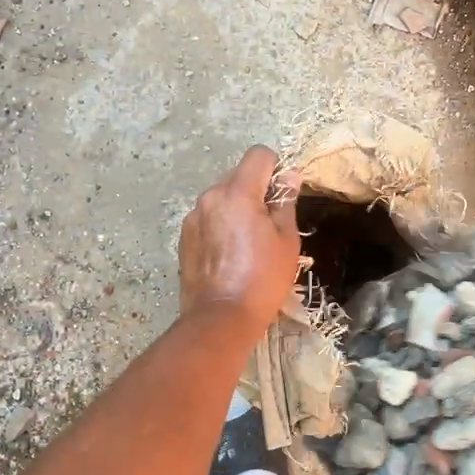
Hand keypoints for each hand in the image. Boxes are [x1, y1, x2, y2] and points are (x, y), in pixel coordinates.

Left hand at [179, 146, 302, 334]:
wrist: (221, 318)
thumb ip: (286, 202)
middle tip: (269, 223)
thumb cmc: (263, 279)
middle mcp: (211, 196)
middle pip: (238, 174)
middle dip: (255, 189)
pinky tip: (229, 253)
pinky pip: (208, 216)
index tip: (282, 195)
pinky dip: (221, 224)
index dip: (275, 168)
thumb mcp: (287, 240)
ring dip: (236, 207)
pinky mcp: (184, 236)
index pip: (258, 155)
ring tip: (248, 242)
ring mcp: (193, 216)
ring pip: (221, 196)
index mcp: (238, 192)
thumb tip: (290, 175)